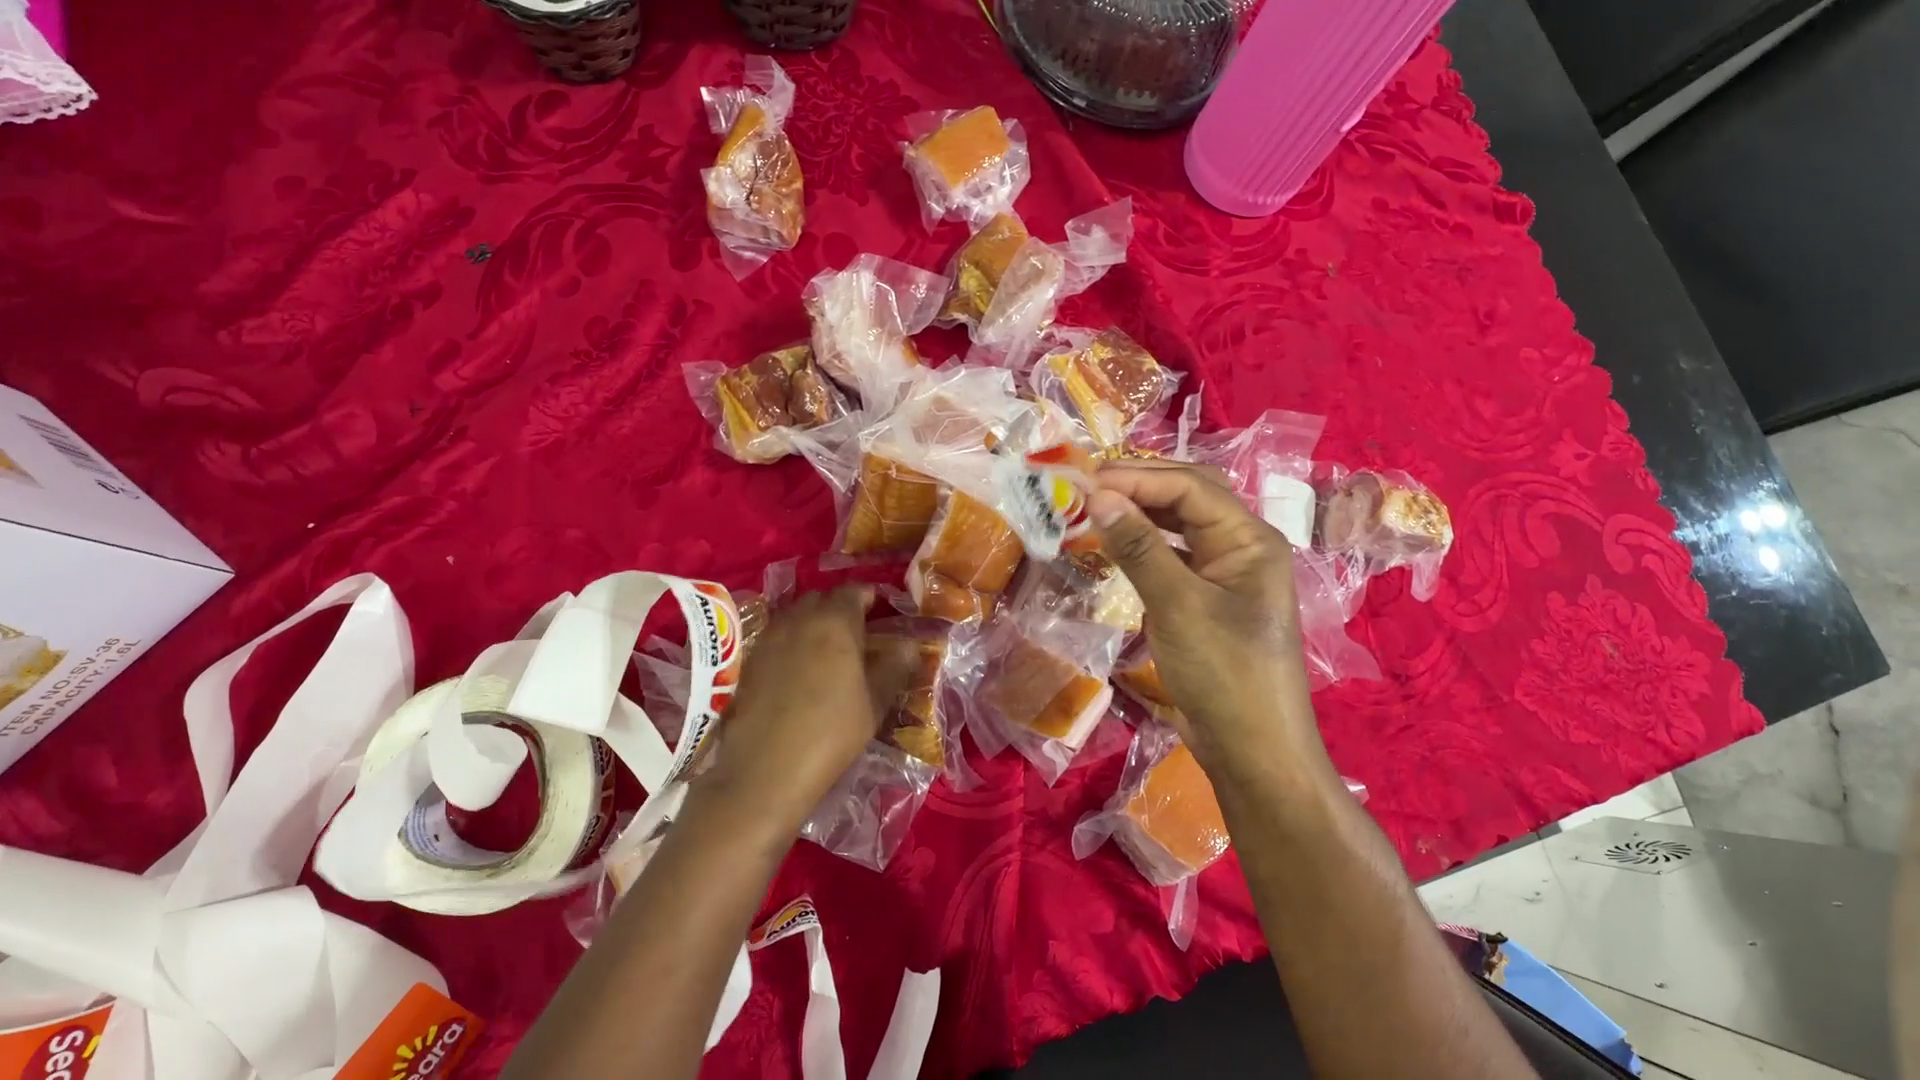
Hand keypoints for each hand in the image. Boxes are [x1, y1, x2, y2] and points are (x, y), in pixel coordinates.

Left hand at [701, 587, 914, 829]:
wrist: (766, 768)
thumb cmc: (831, 733)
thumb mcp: (874, 703)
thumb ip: (893, 668)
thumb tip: (909, 646)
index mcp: (835, 623)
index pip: (854, 591)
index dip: (869, 597)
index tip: (881, 610)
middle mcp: (799, 620)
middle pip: (821, 599)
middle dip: (839, 607)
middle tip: (856, 631)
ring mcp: (769, 638)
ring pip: (795, 616)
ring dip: (812, 622)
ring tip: (828, 648)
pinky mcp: (749, 661)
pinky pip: (776, 637)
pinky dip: (791, 642)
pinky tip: (799, 669)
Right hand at [1090, 463, 1327, 774]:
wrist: (1253, 749)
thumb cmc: (1224, 672)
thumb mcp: (1177, 605)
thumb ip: (1139, 547)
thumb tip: (1099, 496)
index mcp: (1249, 539)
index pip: (1190, 487)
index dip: (1137, 478)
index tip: (1084, 480)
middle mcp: (1242, 548)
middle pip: (1189, 498)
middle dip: (1140, 487)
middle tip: (1086, 486)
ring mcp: (1226, 577)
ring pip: (1180, 528)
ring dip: (1140, 515)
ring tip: (1094, 509)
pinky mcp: (1208, 603)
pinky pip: (1175, 560)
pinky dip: (1145, 548)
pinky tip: (1115, 548)